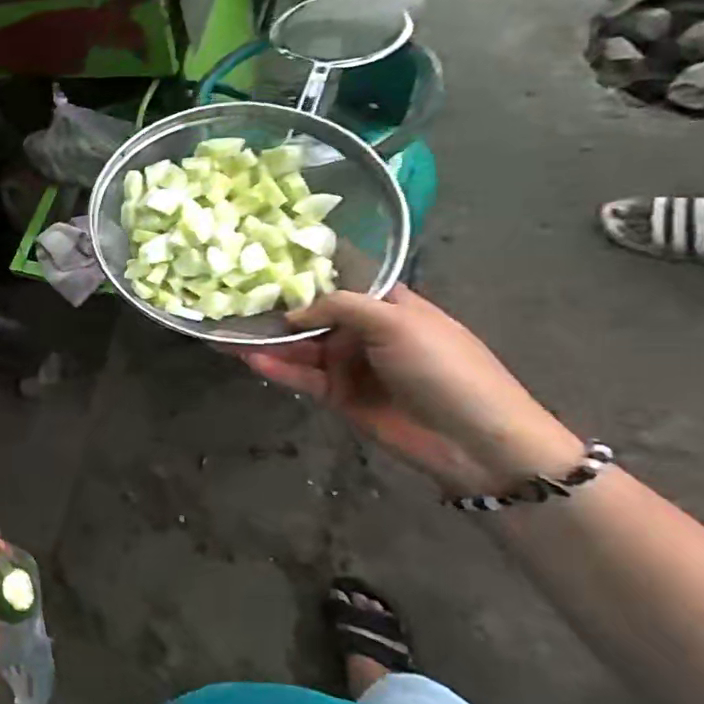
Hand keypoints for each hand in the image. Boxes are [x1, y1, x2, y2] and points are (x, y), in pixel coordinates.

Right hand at [235, 285, 583, 495]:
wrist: (476, 441)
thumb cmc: (445, 368)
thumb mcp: (398, 322)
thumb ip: (341, 306)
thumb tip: (292, 312)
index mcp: (386, 305)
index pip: (337, 281)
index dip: (303, 274)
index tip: (261, 263)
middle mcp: (363, 331)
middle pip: (310, 315)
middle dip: (274, 310)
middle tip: (230, 301)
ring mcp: (350, 365)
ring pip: (299, 348)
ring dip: (267, 341)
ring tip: (227, 333)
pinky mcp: (339, 397)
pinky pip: (301, 378)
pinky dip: (277, 369)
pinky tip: (250, 359)